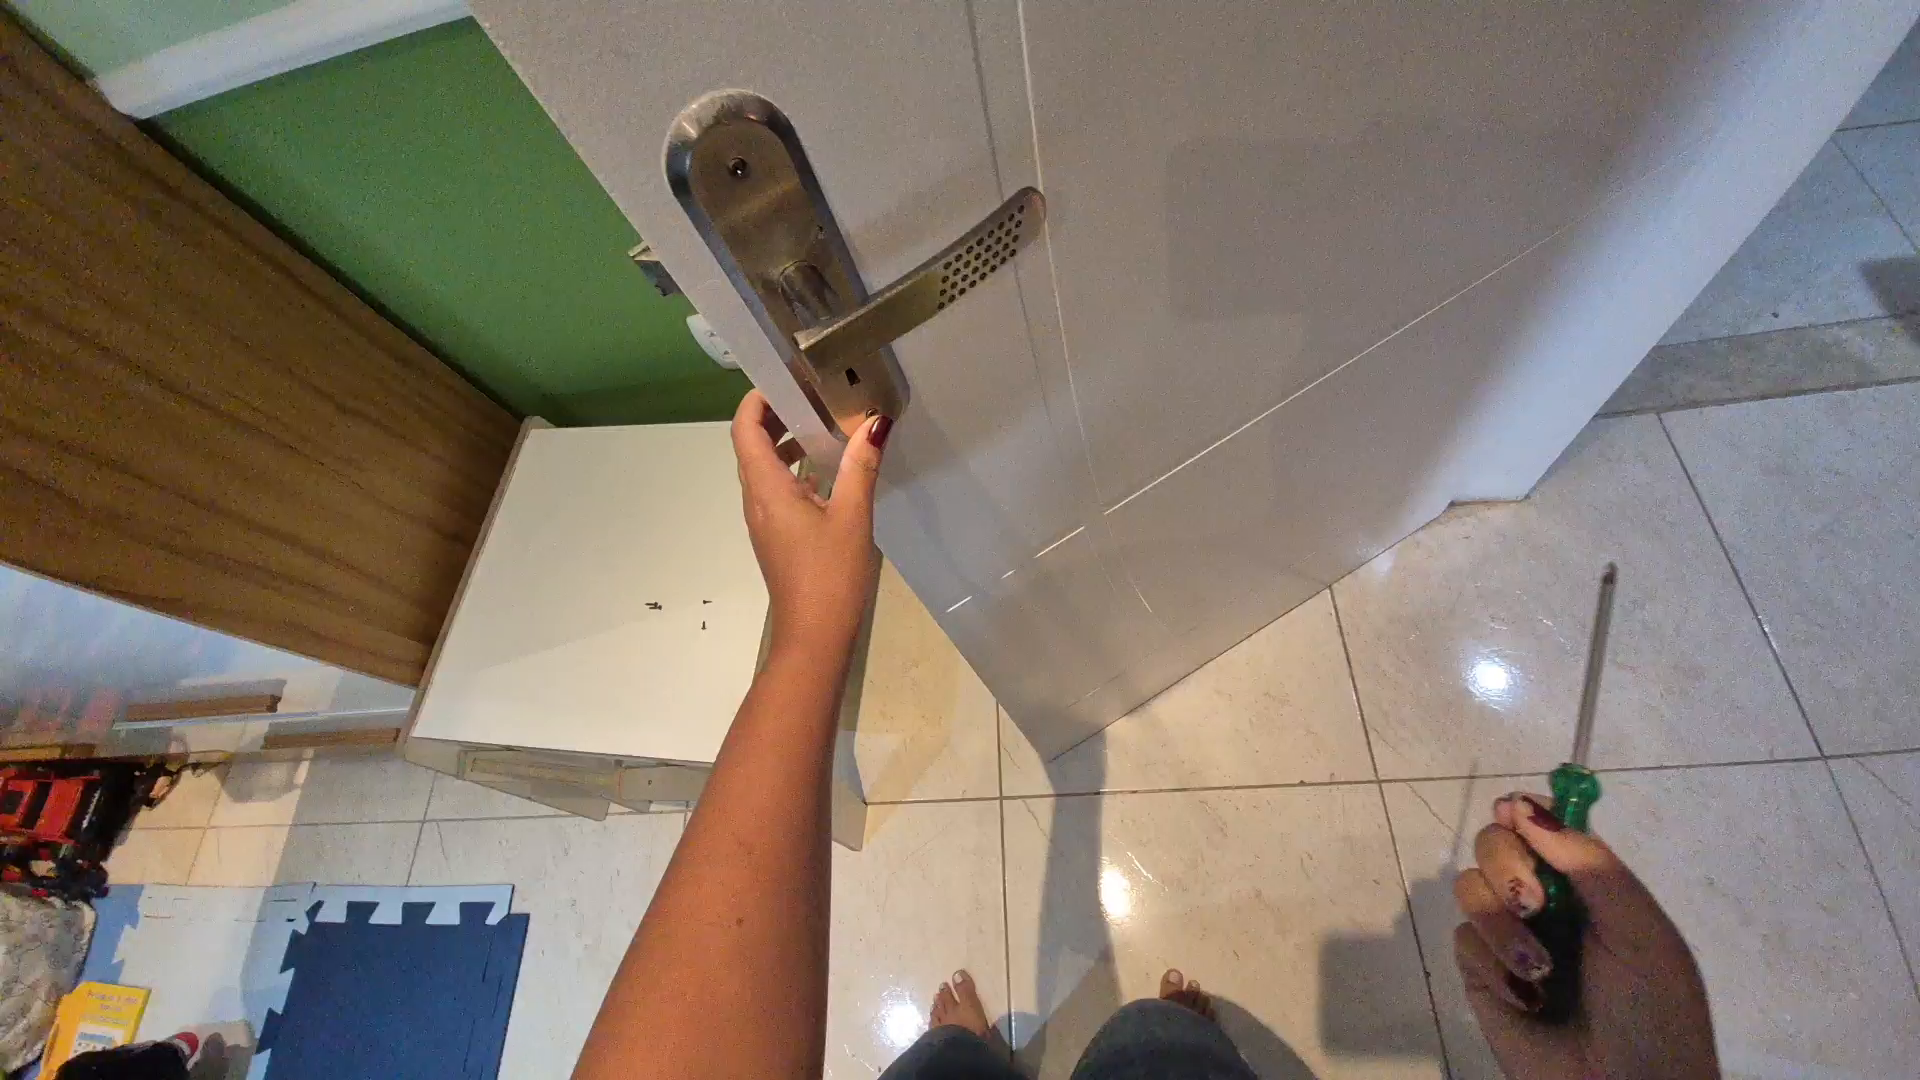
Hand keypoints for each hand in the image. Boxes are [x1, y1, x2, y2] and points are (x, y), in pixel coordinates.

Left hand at [730, 391, 889, 659]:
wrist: (813, 636)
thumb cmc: (829, 575)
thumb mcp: (852, 517)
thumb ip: (860, 467)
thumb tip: (875, 423)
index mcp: (767, 489)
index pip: (745, 430)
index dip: (757, 400)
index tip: (787, 379)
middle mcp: (757, 500)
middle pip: (752, 445)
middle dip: (776, 416)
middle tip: (812, 395)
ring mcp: (765, 520)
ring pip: (765, 468)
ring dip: (787, 443)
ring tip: (825, 425)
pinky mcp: (777, 536)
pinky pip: (777, 490)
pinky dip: (795, 470)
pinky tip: (830, 472)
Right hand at [1452, 792, 1718, 1079]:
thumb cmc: (1651, 1015)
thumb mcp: (1642, 936)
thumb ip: (1590, 865)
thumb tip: (1522, 804)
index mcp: (1590, 890)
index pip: (1545, 827)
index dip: (1524, 812)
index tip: (1513, 813)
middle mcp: (1544, 902)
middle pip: (1495, 842)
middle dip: (1506, 866)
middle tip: (1534, 903)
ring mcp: (1508, 933)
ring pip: (1470, 886)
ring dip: (1502, 925)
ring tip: (1538, 970)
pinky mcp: (1479, 968)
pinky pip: (1463, 937)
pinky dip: (1493, 964)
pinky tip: (1527, 996)